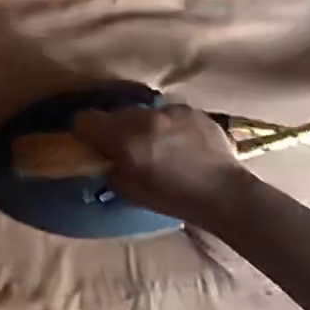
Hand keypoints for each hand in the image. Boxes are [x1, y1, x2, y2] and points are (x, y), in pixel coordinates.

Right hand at [71, 103, 251, 227]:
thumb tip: (104, 158)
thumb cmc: (173, 199)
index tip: (90, 142)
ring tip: (155, 144)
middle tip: (124, 147)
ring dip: (142, 125)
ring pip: (142, 112)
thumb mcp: (130, 192)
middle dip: (115, 128)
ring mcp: (170, 111)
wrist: (223, 193)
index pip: (87, 119)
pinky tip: (179, 143)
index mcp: (125, 139)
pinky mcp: (191, 110)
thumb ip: (111, 169)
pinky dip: (167, 125)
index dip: (85, 131)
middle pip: (115, 113)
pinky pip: (168, 113)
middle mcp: (144, 118)